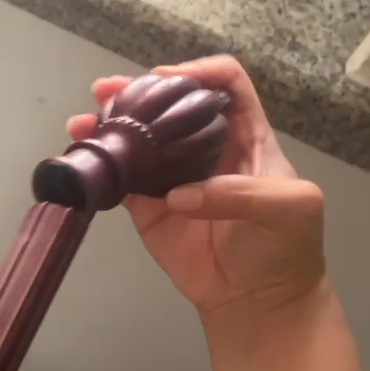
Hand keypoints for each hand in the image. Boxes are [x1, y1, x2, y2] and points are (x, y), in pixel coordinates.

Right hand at [67, 55, 326, 318]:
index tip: (165, 79)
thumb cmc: (284, 246)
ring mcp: (170, 179)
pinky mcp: (144, 208)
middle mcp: (203, 150)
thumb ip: (240, 193)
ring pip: (137, 140)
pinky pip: (118, 181)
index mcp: (245, 137)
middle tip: (104, 91)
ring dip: (107, 126)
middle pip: (169, 106)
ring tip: (81, 123)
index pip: (225, 87)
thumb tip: (178, 195)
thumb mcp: (288, 208)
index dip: (197, 74)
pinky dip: (97, 169)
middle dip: (137, 91)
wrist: (253, 297)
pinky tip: (80, 160)